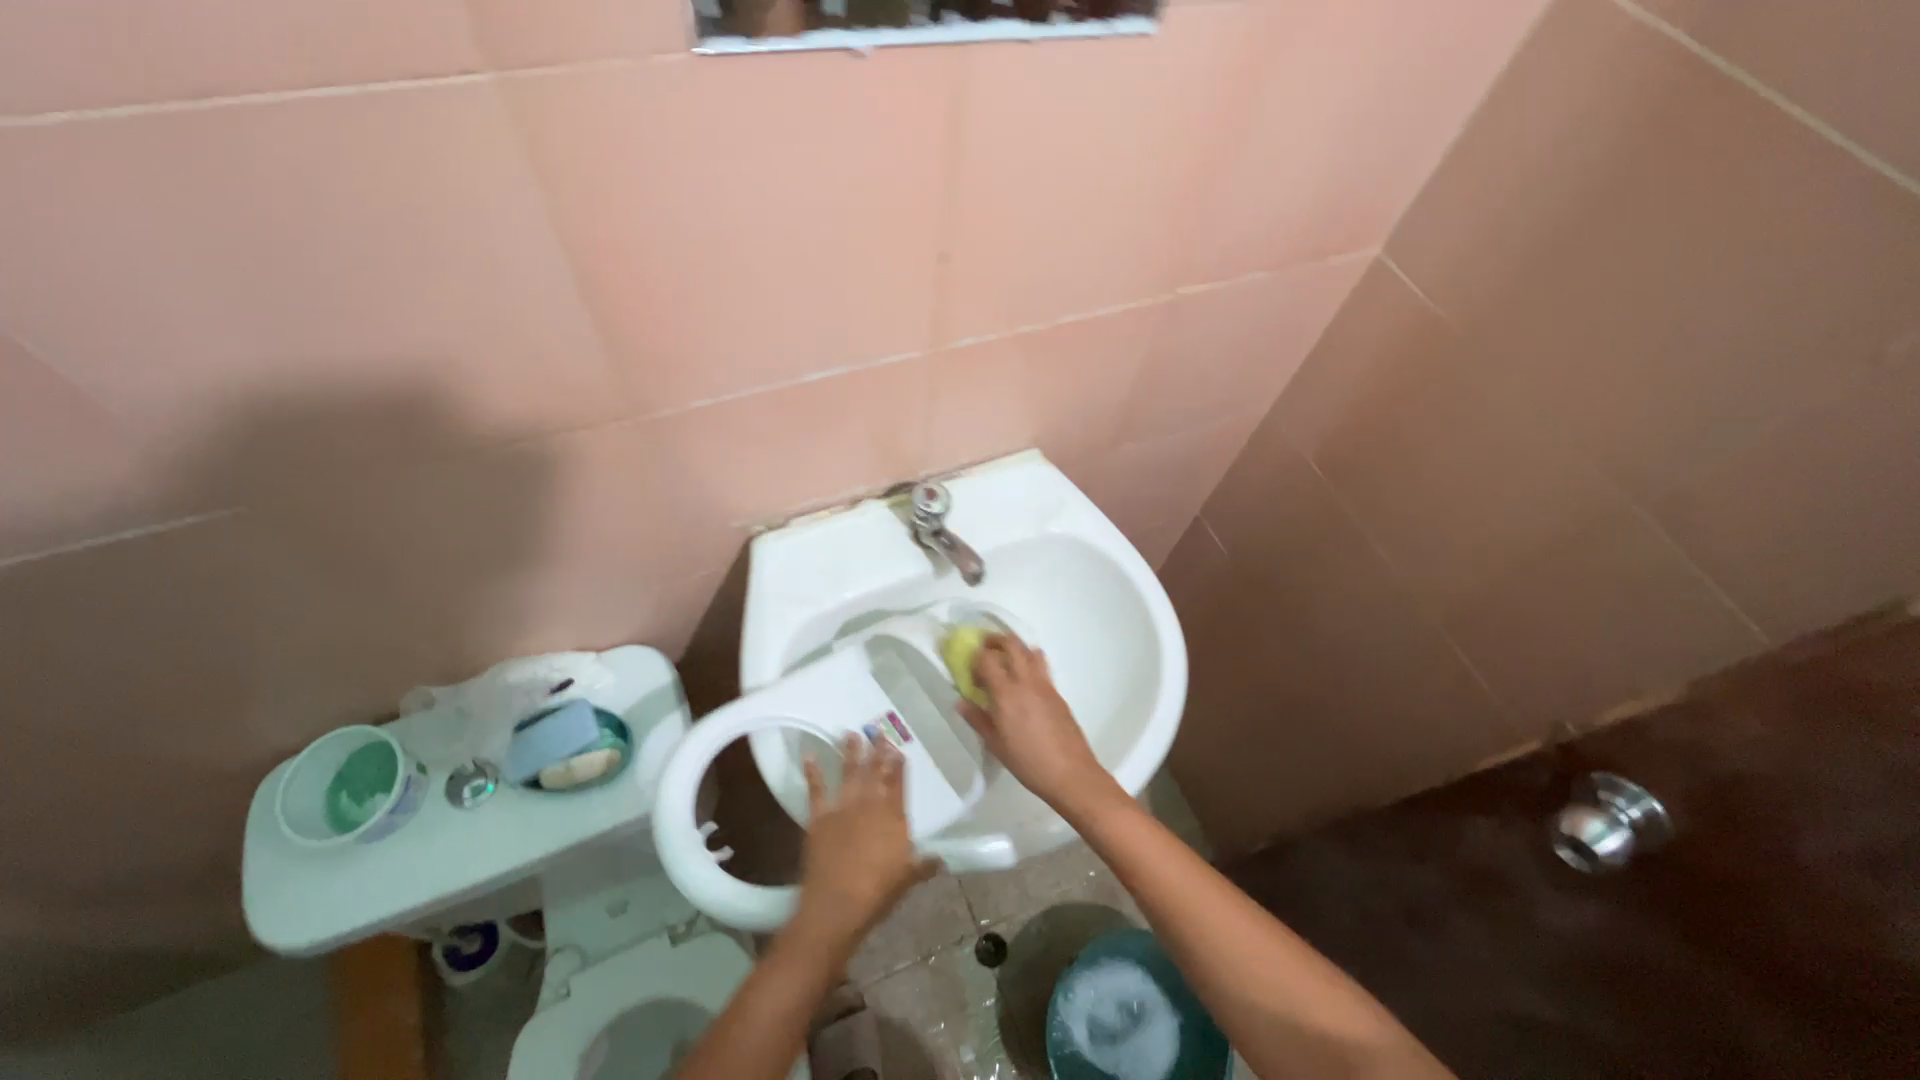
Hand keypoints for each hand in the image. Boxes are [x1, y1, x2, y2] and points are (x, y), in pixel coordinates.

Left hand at [793, 734, 937, 951]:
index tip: (898, 749)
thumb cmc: (878, 893)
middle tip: (878, 731)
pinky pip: (816, 789)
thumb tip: (943, 860)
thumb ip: (925, 866)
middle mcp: (870, 805)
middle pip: (875, 771)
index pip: (898, 783)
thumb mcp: (908, 879)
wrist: (838, 904)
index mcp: (894, 817)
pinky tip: (809, 756)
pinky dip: (813, 772)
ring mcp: (843, 807)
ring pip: (849, 772)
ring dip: (850, 752)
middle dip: (878, 750)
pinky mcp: (819, 817)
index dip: (898, 765)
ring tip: (851, 733)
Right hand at [958, 635, 1114, 809]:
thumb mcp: (996, 744)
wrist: (1070, 772)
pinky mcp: (1058, 693)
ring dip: (1015, 648)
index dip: (976, 658)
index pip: (987, 659)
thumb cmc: (1027, 762)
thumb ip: (978, 719)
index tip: (970, 671)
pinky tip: (1024, 683)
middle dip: (995, 641)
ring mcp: (1045, 685)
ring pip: (1030, 650)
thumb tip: (961, 703)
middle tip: (985, 650)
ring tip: (1005, 663)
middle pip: (1012, 644)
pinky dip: (1030, 662)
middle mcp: (1026, 681)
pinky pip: (1042, 666)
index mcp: (1006, 694)